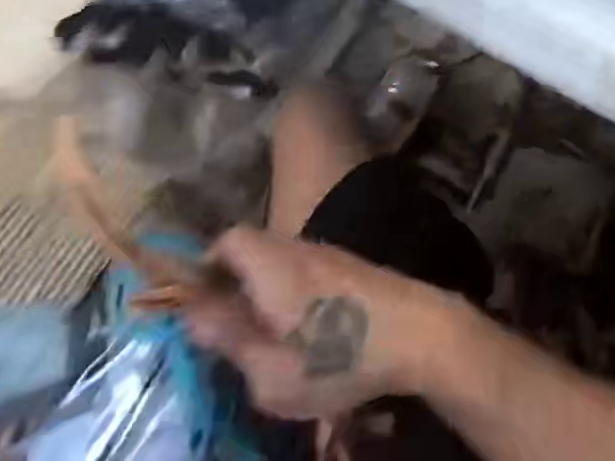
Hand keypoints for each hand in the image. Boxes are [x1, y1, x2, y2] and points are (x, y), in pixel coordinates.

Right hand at [180, 228, 465, 420]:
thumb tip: (194, 315)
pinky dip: (290, 288)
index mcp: (272, 266)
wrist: (420, 331)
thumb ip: (230, 341)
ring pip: (279, 257)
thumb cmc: (341, 358)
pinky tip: (304, 326)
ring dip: (262, 285)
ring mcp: (328, 252)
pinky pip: (304, 267)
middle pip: (252, 247)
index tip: (198, 304)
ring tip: (265, 331)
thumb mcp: (272, 374)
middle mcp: (298, 248)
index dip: (205, 266)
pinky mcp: (350, 264)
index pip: (227, 240)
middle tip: (229, 326)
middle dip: (232, 280)